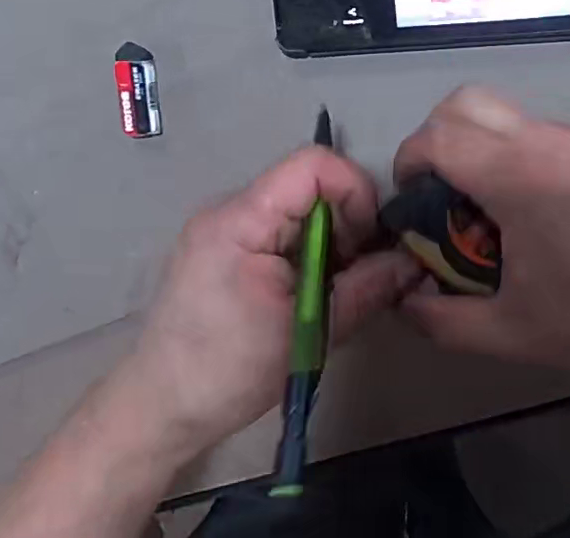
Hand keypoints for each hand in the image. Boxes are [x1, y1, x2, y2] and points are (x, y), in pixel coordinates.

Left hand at [112, 146, 422, 457]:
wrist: (157, 405)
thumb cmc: (227, 371)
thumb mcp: (308, 334)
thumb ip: (364, 290)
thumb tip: (411, 261)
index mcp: (242, 218)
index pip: (312, 164)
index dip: (354, 190)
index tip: (368, 240)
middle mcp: (229, 207)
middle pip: (306, 183)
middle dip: (344, 220)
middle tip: (357, 271)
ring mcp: (222, 222)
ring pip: (295, 204)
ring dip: (326, 237)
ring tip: (331, 285)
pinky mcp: (222, 242)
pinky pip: (277, 224)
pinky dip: (304, 247)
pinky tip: (307, 287)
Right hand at [394, 86, 569, 395]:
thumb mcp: (518, 334)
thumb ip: (445, 320)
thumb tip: (405, 302)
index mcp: (516, 175)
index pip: (435, 136)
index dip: (408, 161)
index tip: (412, 198)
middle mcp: (544, 139)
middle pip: (463, 102)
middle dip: (436, 136)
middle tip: (443, 188)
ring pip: (504, 111)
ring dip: (478, 142)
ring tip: (493, 202)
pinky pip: (541, 129)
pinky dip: (517, 151)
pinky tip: (544, 208)